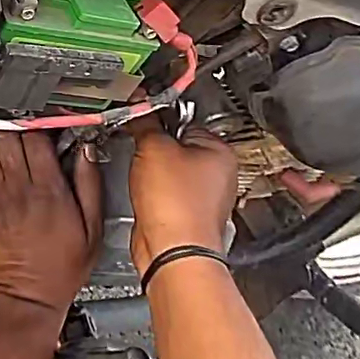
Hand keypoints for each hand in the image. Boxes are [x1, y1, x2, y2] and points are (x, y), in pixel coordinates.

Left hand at [0, 131, 103, 314]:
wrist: (27, 295)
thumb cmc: (60, 266)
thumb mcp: (92, 229)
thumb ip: (90, 185)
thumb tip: (87, 151)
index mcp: (49, 191)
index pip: (36, 139)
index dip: (38, 122)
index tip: (44, 117)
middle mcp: (20, 188)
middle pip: (8, 136)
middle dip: (13, 120)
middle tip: (20, 114)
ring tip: (1, 123)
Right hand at [126, 118, 238, 273]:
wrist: (171, 252)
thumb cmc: (176, 205)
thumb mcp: (153, 147)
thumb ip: (145, 121)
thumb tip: (139, 106)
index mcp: (220, 151)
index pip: (184, 118)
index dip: (160, 117)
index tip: (144, 118)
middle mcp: (218, 174)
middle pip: (176, 143)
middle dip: (154, 145)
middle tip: (143, 149)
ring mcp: (203, 195)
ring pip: (168, 167)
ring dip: (151, 169)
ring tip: (145, 177)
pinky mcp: (185, 213)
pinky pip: (164, 189)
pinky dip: (152, 189)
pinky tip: (146, 193)